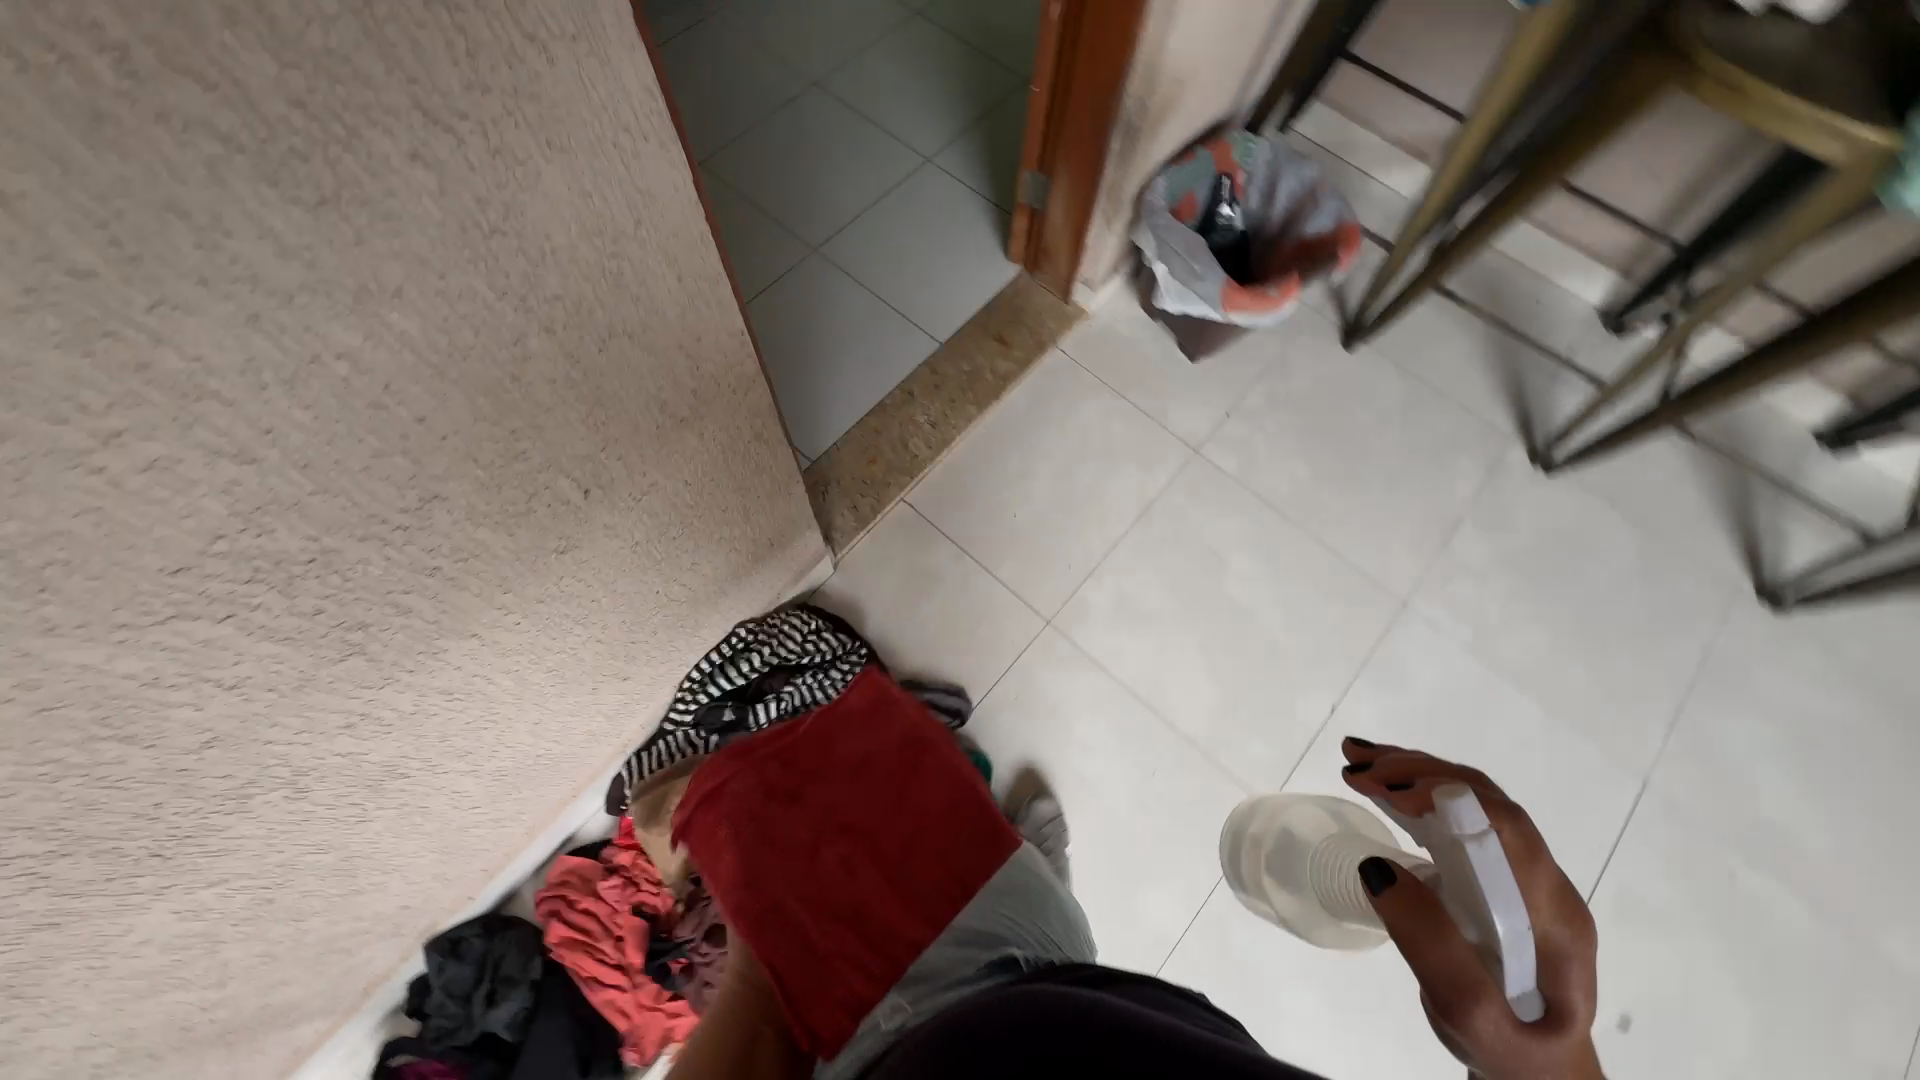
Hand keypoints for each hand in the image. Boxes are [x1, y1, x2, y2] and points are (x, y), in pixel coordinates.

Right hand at [1337, 738, 1602, 1079]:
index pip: (1505, 828)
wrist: (1541, 1075)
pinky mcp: (1500, 882)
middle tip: (1353, 767)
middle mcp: (1544, 885)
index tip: (1384, 790)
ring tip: (1355, 761)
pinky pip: (1463, 823)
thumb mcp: (1472, 1018)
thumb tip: (1379, 867)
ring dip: (1415, 774)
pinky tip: (1382, 786)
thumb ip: (1433, 950)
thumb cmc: (1510, 1053)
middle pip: (1488, 803)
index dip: (1446, 797)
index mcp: (1550, 915)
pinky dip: (1419, 794)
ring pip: (1474, 804)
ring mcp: (1524, 880)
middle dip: (1419, 773)